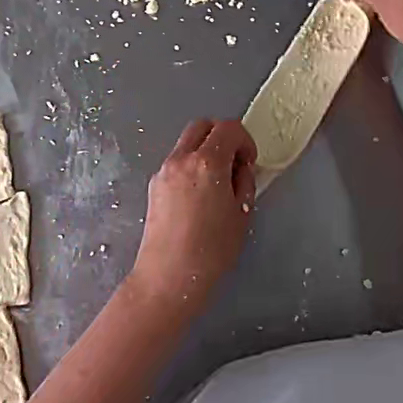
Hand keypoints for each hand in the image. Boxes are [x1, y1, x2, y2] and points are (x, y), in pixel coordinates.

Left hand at [128, 120, 256, 309]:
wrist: (168, 277)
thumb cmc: (211, 251)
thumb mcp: (241, 215)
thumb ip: (244, 183)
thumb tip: (240, 169)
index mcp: (206, 163)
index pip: (228, 128)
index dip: (244, 140)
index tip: (249, 161)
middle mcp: (181, 158)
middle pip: (202, 125)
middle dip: (222, 136)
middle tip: (233, 163)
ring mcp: (164, 169)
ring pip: (187, 142)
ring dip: (204, 150)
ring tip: (216, 183)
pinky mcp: (154, 183)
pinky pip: (176, 162)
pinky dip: (190, 166)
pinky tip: (197, 197)